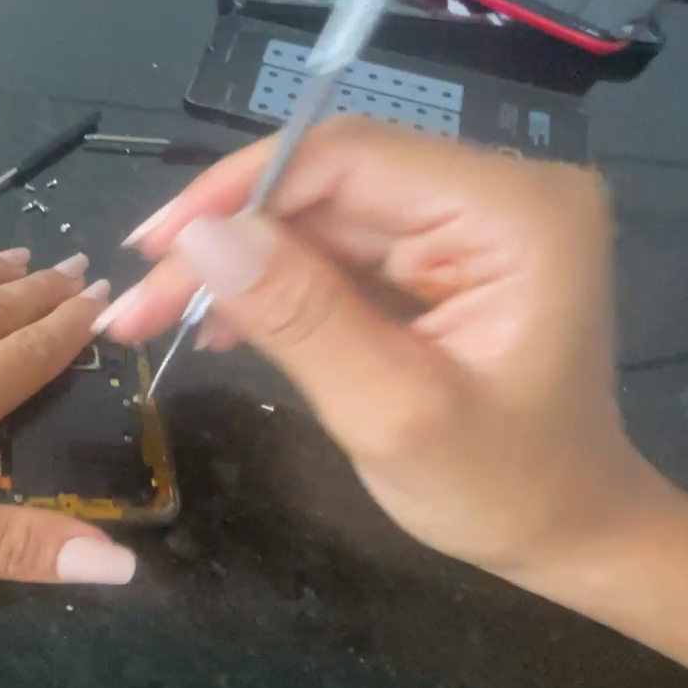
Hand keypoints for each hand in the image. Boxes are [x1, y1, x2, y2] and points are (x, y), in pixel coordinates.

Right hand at [93, 119, 675, 576]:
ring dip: (222, 270)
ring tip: (149, 320)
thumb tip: (201, 240)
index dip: (236, 193)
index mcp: (507, 215)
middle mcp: (482, 201)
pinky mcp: (419, 268)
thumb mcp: (388, 408)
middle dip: (215, 244)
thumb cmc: (494, 485)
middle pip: (317, 191)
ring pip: (306, 225)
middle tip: (132, 307)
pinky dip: (256, 292)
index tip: (151, 250)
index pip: (346, 159)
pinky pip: (319, 260)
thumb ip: (299, 317)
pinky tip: (212, 326)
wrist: (555, 529)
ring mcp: (450, 233)